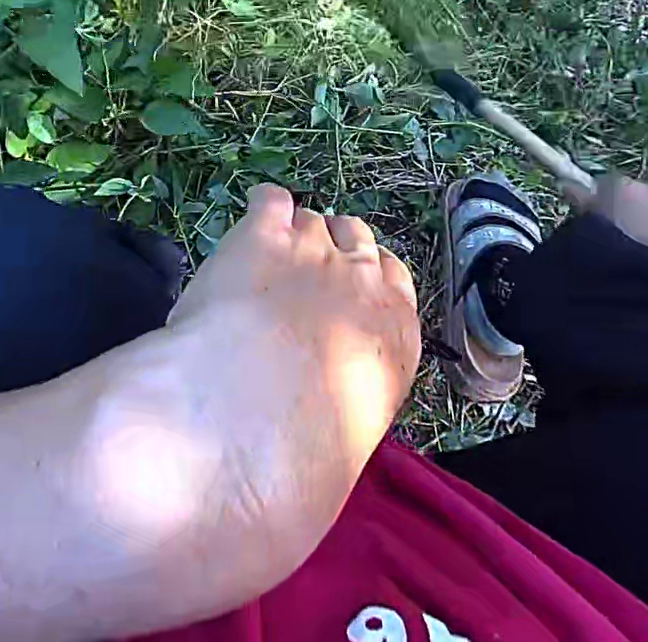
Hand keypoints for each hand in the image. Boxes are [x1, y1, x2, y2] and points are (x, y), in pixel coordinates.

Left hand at [164, 185, 419, 537]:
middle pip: (357, 237)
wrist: (255, 415)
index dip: (365, 273)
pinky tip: (252, 215)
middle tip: (304, 267)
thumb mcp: (355, 426)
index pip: (393, 274)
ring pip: (312, 220)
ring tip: (269, 254)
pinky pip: (272, 199)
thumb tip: (332, 394)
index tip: (344, 284)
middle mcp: (361, 280)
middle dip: (334, 246)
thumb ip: (358, 388)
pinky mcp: (262, 235)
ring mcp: (313, 251)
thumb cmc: (305, 448)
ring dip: (295, 232)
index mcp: (395, 330)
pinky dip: (264, 204)